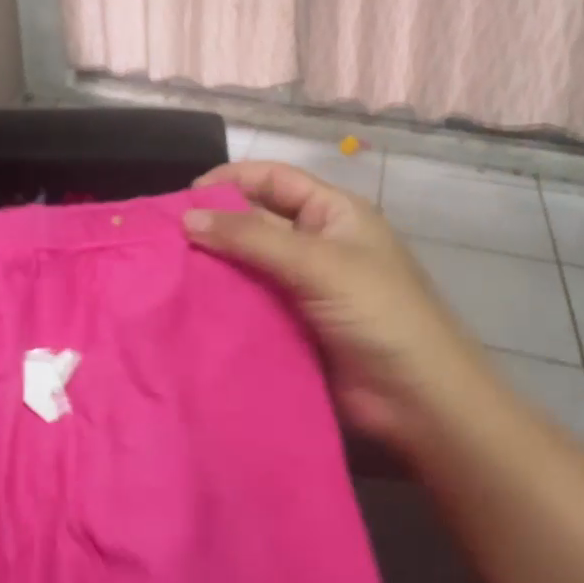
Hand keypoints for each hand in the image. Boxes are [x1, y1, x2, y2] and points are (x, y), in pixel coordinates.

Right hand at [183, 161, 487, 447]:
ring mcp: (302, 287)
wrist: (420, 403)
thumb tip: (185, 218)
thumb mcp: (318, 263)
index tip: (183, 198)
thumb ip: (250, 238)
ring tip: (165, 271)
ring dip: (212, 266)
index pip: (273, 179)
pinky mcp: (291, 326)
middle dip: (213, 225)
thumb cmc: (379, 314)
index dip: (230, 180)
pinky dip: (221, 301)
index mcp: (333, 214)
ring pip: (246, 264)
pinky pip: (248, 303)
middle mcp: (315, 244)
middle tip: (163, 238)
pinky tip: (187, 304)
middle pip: (254, 220)